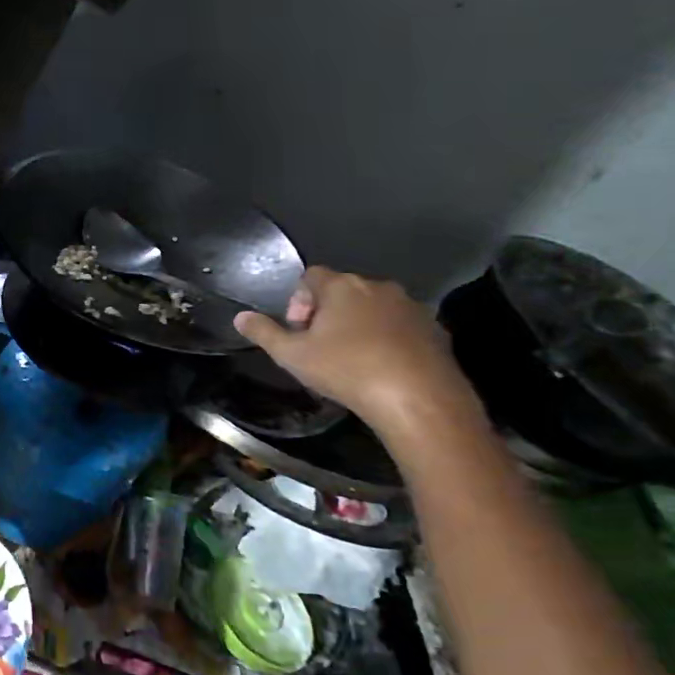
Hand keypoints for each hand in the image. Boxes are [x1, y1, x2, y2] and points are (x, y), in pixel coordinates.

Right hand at [233, 267, 481, 431]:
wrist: (417, 397)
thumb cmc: (346, 369)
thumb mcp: (292, 356)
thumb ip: (264, 333)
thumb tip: (240, 317)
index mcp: (341, 286)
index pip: (311, 276)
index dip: (298, 301)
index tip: (298, 331)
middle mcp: (377, 286)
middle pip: (343, 291)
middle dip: (327, 314)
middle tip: (319, 348)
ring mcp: (410, 306)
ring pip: (373, 308)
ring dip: (359, 326)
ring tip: (352, 361)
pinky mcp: (434, 329)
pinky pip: (400, 327)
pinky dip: (387, 340)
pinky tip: (382, 369)